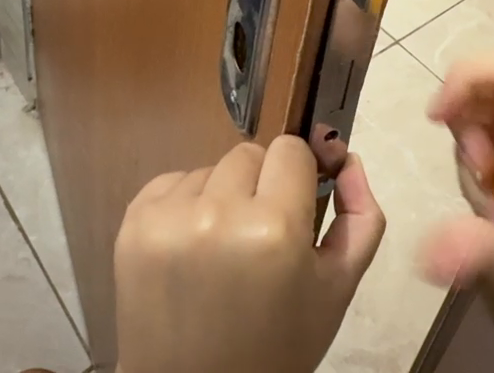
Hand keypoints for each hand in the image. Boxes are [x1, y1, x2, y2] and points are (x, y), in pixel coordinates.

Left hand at [114, 135, 385, 372]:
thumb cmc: (277, 343)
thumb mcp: (337, 290)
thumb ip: (360, 216)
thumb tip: (347, 156)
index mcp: (274, 228)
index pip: (291, 150)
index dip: (298, 177)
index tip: (295, 209)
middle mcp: (218, 212)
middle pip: (250, 155)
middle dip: (260, 187)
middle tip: (258, 240)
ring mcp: (169, 217)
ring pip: (211, 168)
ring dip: (221, 197)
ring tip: (222, 253)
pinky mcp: (133, 222)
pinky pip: (172, 182)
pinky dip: (186, 207)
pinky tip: (191, 251)